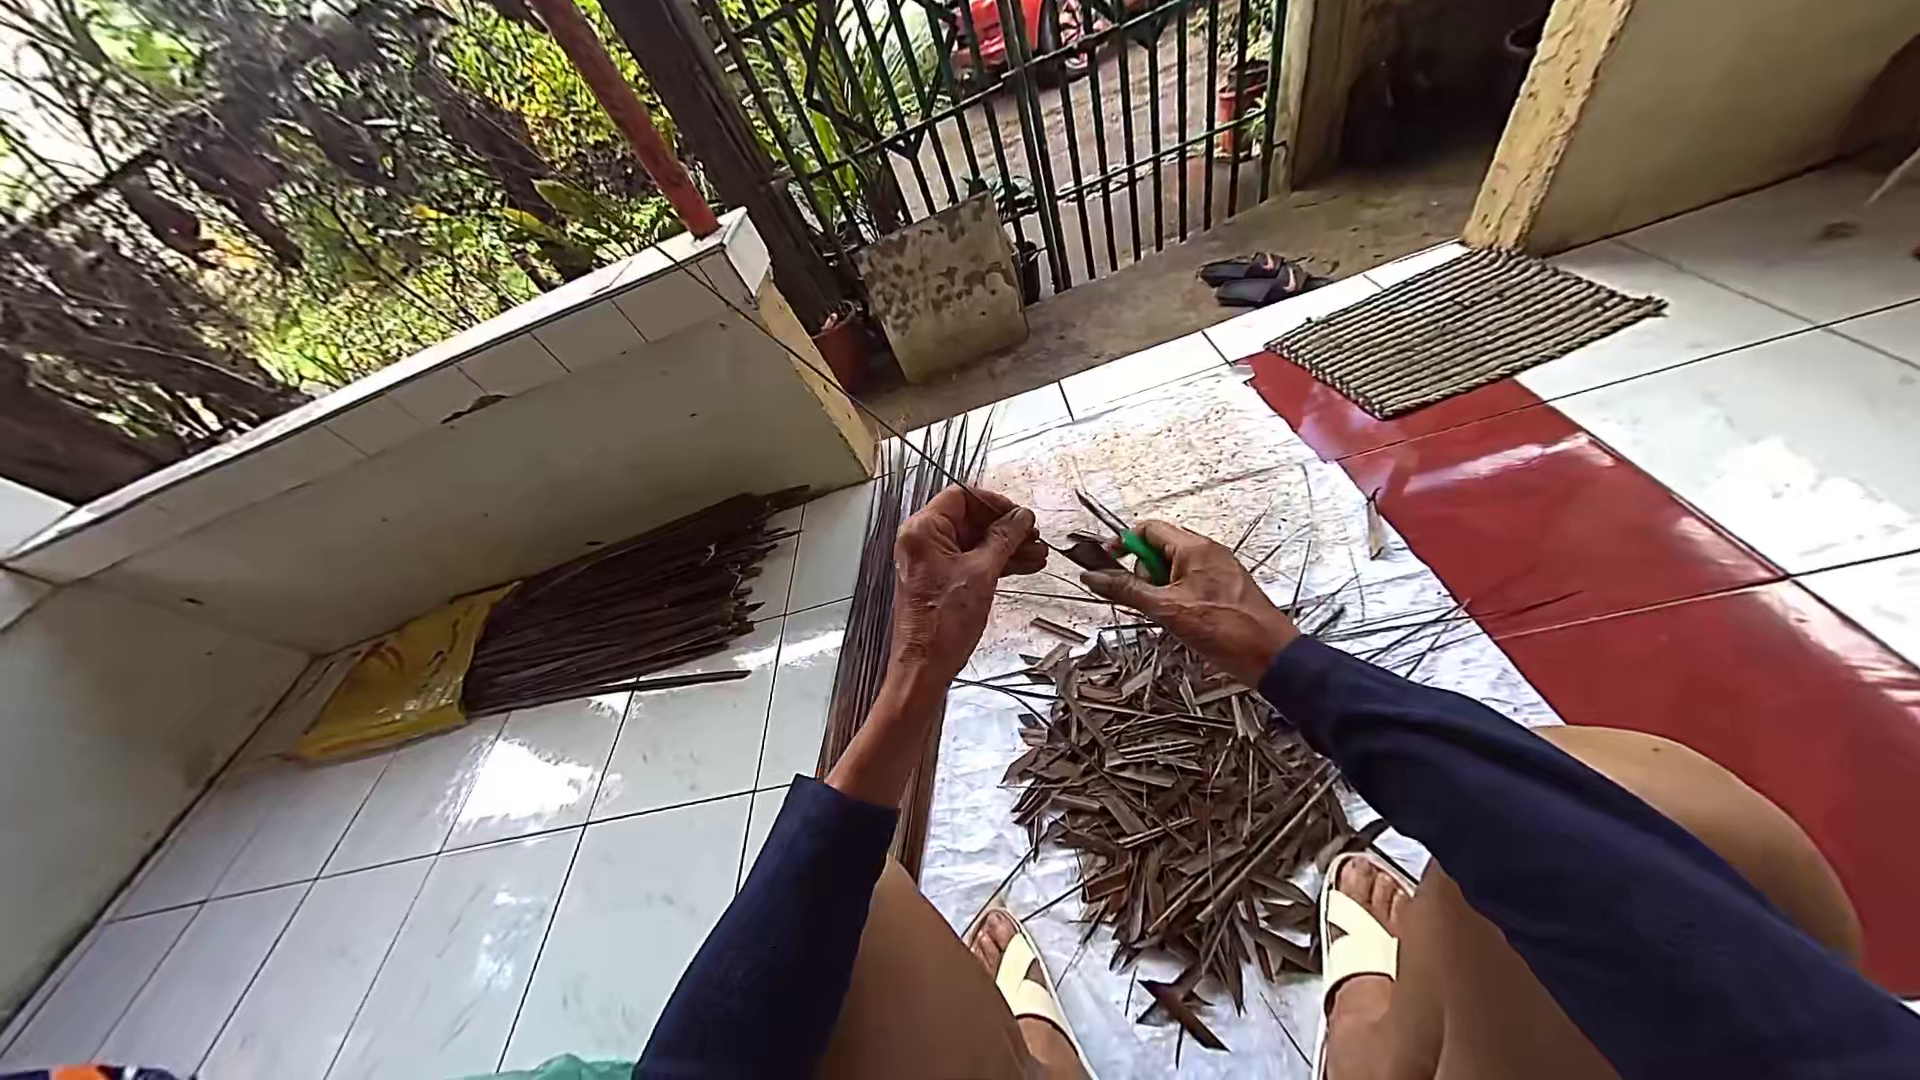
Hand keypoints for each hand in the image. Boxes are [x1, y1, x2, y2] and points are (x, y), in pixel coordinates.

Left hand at [887, 485, 1045, 689]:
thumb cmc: (943, 623)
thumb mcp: (982, 572)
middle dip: (1005, 528)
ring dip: (1006, 546)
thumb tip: (1021, 517)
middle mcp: (923, 540)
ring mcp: (931, 561)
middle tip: (1034, 536)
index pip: (961, 496)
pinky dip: (996, 562)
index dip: (994, 502)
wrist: (926, 665)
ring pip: (974, 541)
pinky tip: (1024, 566)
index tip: (1019, 514)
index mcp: (923, 530)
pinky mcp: (940, 579)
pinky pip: (971, 560)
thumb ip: (1003, 538)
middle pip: (970, 519)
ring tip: (1037, 555)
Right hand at [1079, 520, 1298, 685]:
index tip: (1109, 563)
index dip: (1124, 544)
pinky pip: (1188, 582)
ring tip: (1166, 612)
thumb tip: (1093, 577)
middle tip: (1146, 598)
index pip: (1148, 529)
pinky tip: (1180, 618)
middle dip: (1143, 572)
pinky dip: (1175, 596)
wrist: (1271, 658)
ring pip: (1172, 568)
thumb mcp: (1166, 609)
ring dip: (1158, 587)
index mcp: (1194, 548)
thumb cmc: (1227, 630)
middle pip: (1158, 548)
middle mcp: (1207, 553)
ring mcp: (1217, 569)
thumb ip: (1126, 590)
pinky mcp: (1223, 588)